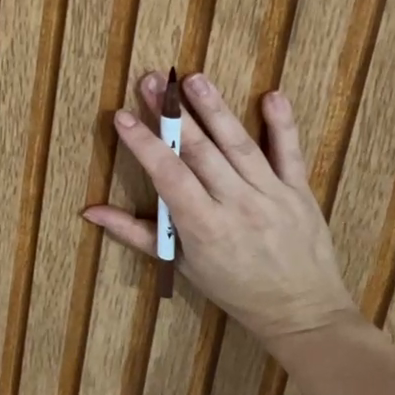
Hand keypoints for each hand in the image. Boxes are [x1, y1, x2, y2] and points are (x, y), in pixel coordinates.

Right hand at [83, 72, 358, 345]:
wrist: (306, 315)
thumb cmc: (233, 289)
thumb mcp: (178, 264)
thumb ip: (133, 232)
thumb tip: (88, 211)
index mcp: (205, 227)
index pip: (169, 176)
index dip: (145, 145)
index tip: (122, 117)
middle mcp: (239, 207)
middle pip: (202, 152)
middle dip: (172, 115)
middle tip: (151, 80)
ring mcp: (273, 197)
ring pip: (239, 145)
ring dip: (215, 109)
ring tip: (193, 79)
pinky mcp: (300, 193)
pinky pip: (290, 155)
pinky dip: (283, 125)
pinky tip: (272, 96)